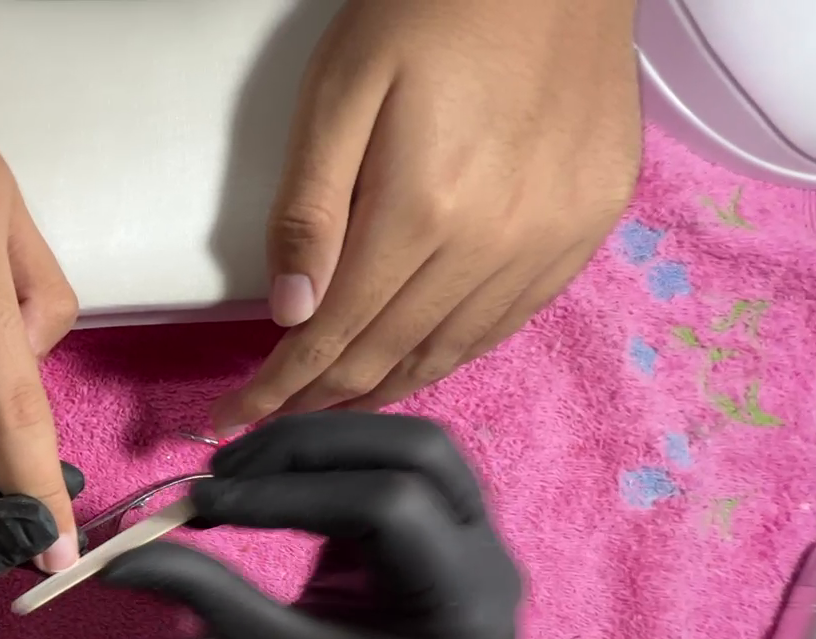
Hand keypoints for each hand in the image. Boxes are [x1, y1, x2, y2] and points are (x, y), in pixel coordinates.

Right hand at [102, 414, 521, 638]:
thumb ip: (198, 590)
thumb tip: (115, 559)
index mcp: (460, 608)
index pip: (388, 508)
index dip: (288, 493)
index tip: (203, 503)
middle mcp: (486, 561)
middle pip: (416, 453)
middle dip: (310, 449)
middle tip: (223, 471)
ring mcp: (469, 538)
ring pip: (408, 444)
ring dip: (315, 443)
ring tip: (236, 468)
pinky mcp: (432, 527)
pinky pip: (384, 463)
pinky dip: (319, 460)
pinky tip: (264, 475)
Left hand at [211, 0, 639, 429]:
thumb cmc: (423, 15)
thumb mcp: (335, 104)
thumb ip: (307, 215)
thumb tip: (288, 315)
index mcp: (422, 213)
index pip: (326, 338)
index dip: (272, 390)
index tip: (230, 420)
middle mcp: (494, 241)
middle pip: (379, 356)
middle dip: (313, 399)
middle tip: (270, 420)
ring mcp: (551, 236)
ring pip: (443, 353)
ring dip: (375, 391)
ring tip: (327, 410)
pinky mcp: (586, 223)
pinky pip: (503, 323)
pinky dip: (444, 358)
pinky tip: (407, 369)